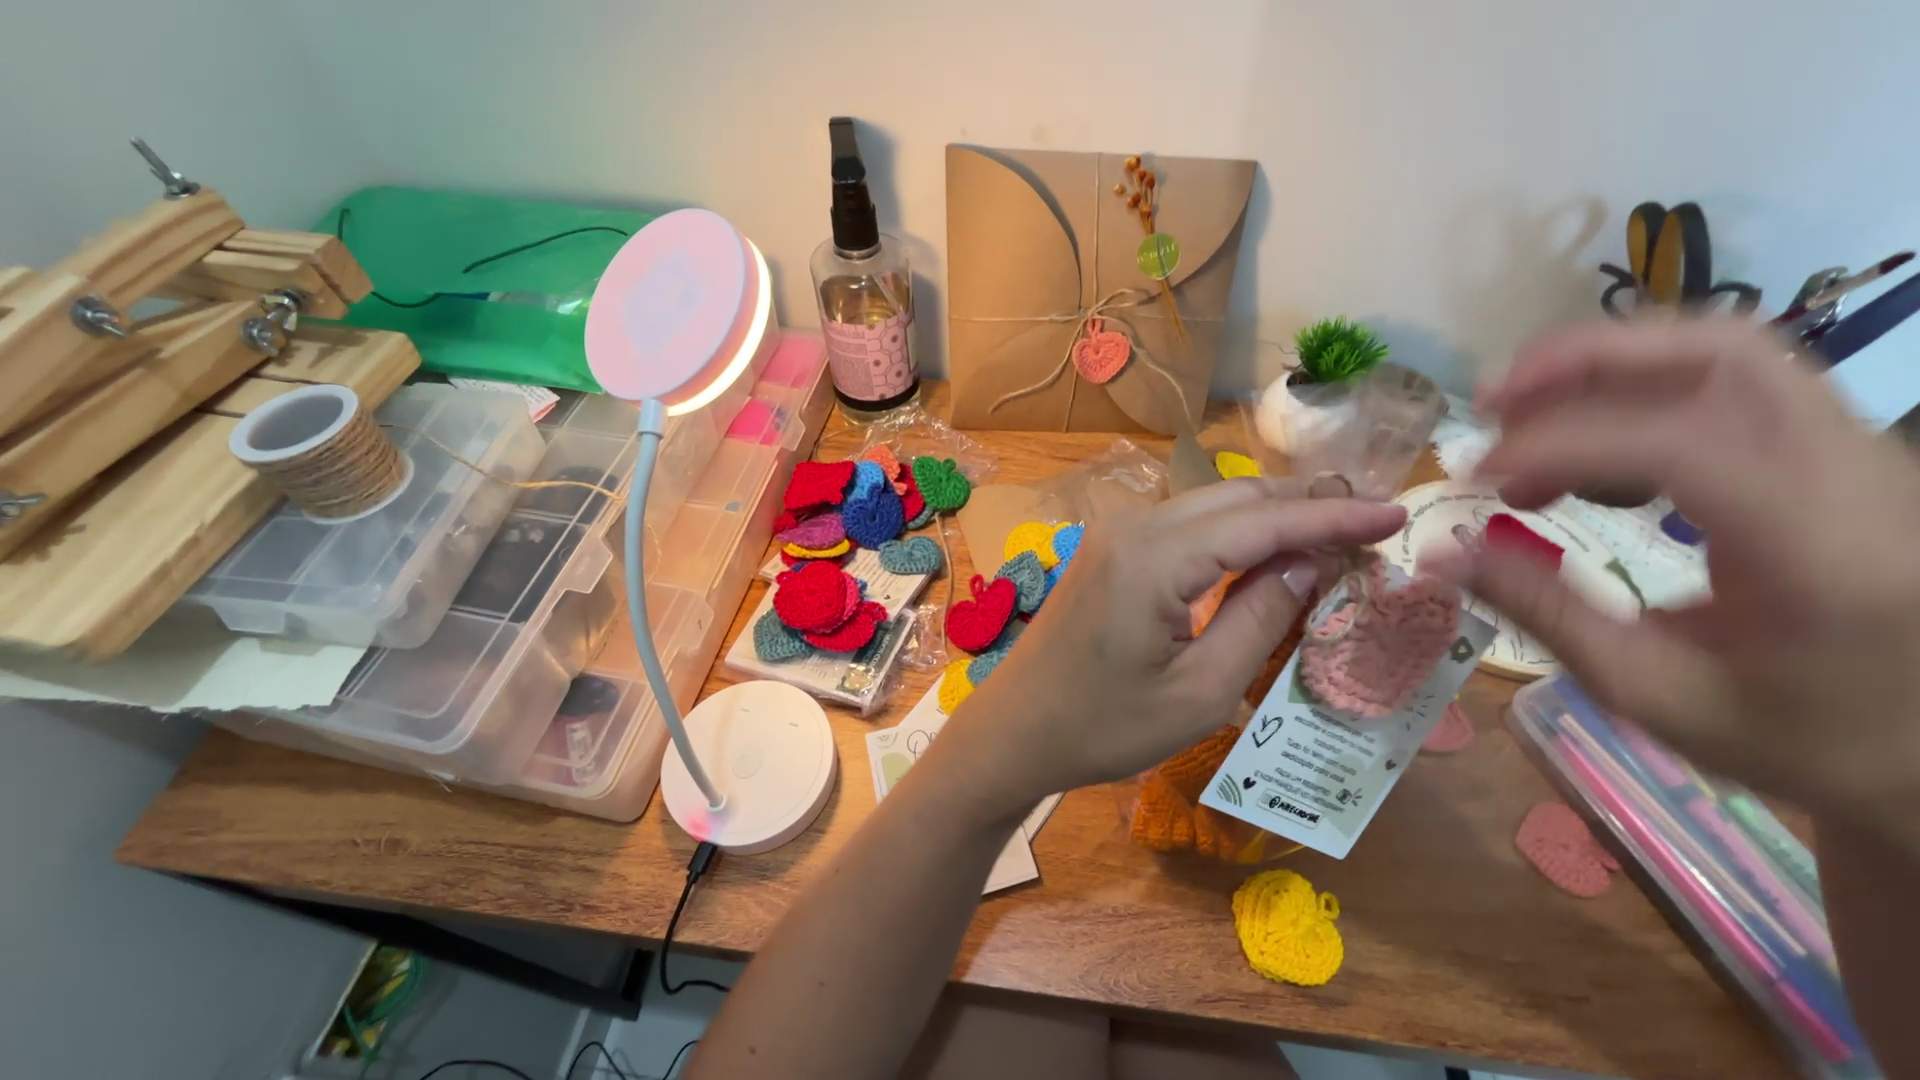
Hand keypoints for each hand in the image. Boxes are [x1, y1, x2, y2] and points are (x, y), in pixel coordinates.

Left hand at [927, 477, 1405, 819]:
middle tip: (1374, 525)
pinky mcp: (1106, 549)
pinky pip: (1184, 526)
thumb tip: (1307, 559)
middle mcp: (1131, 526)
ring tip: (1336, 535)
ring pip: (1210, 505)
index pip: (1262, 520)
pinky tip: (1268, 550)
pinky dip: (1234, 532)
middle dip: (1308, 506)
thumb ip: (1259, 616)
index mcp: (1153, 559)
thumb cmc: (1103, 728)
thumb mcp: (1200, 690)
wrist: (1014, 733)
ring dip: (1272, 515)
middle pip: (1237, 497)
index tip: (1398, 513)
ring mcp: (1113, 533)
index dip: (1333, 518)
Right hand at [1424, 317, 1919, 843]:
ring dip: (1609, 367)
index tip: (1471, 481)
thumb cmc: (1792, 737)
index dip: (1557, 444)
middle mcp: (1856, 472)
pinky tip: (1585, 450)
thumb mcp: (1651, 692)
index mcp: (1817, 548)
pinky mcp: (1841, 451)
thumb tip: (1440, 552)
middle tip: (1490, 403)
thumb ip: (1544, 610)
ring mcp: (1860, 451)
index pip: (1677, 443)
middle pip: (1719, 352)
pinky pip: (1733, 386)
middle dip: (1586, 361)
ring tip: (1520, 417)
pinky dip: (1639, 393)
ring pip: (1728, 351)